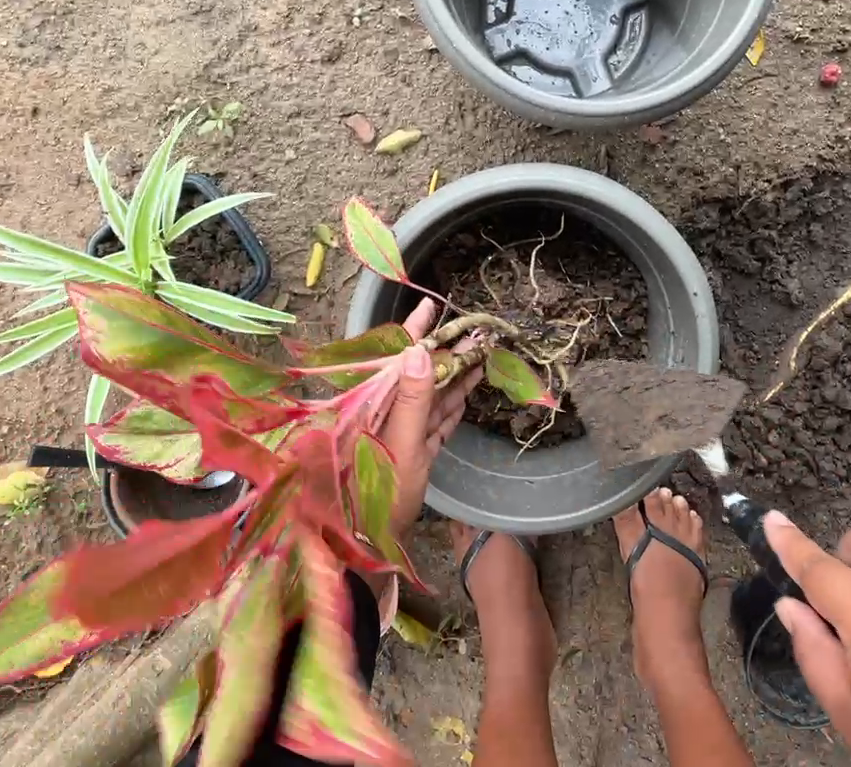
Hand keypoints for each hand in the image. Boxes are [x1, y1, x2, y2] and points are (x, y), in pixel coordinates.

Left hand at [376, 298, 482, 535]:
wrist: (370, 545)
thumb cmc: (378, 495)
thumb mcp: (400, 444)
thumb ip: (411, 399)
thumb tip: (417, 350)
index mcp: (377, 404)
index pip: (397, 358)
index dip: (414, 331)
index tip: (431, 305)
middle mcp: (387, 412)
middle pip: (420, 374)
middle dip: (446, 352)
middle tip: (473, 332)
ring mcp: (402, 431)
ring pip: (433, 395)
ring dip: (456, 376)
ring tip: (480, 354)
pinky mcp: (415, 450)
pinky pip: (437, 419)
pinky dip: (454, 404)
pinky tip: (469, 389)